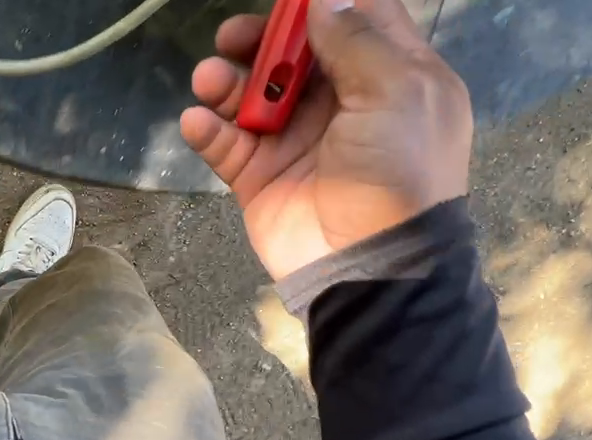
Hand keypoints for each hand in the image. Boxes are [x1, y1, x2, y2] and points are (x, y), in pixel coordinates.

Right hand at [179, 0, 472, 279]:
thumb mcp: (396, 91)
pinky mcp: (259, 179)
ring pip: (253, 99)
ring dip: (227, 85)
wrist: (365, 261)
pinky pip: (227, 147)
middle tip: (232, 35)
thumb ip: (358, 41)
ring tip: (206, 78)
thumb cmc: (396, 169)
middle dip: (262, 42)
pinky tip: (195, 119)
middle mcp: (338, 105)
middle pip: (293, 57)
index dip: (320, 5)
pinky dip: (208, 132)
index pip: (353, 22)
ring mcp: (294, 143)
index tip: (289, 0)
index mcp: (386, 77)